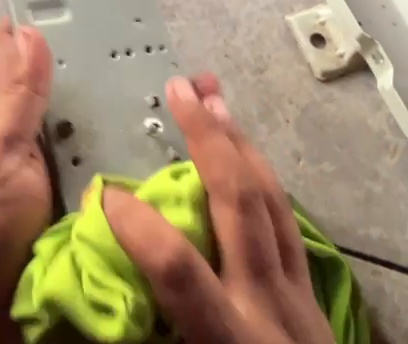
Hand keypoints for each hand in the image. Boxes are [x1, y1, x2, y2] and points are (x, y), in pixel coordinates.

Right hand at [103, 74, 332, 343]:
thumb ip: (148, 338)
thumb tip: (94, 312)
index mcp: (231, 341)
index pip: (182, 272)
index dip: (141, 228)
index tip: (106, 195)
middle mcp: (270, 308)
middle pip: (242, 207)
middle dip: (208, 142)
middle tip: (180, 89)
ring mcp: (299, 295)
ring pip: (272, 202)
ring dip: (239, 143)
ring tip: (214, 98)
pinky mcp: (313, 295)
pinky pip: (288, 220)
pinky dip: (263, 175)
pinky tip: (247, 152)